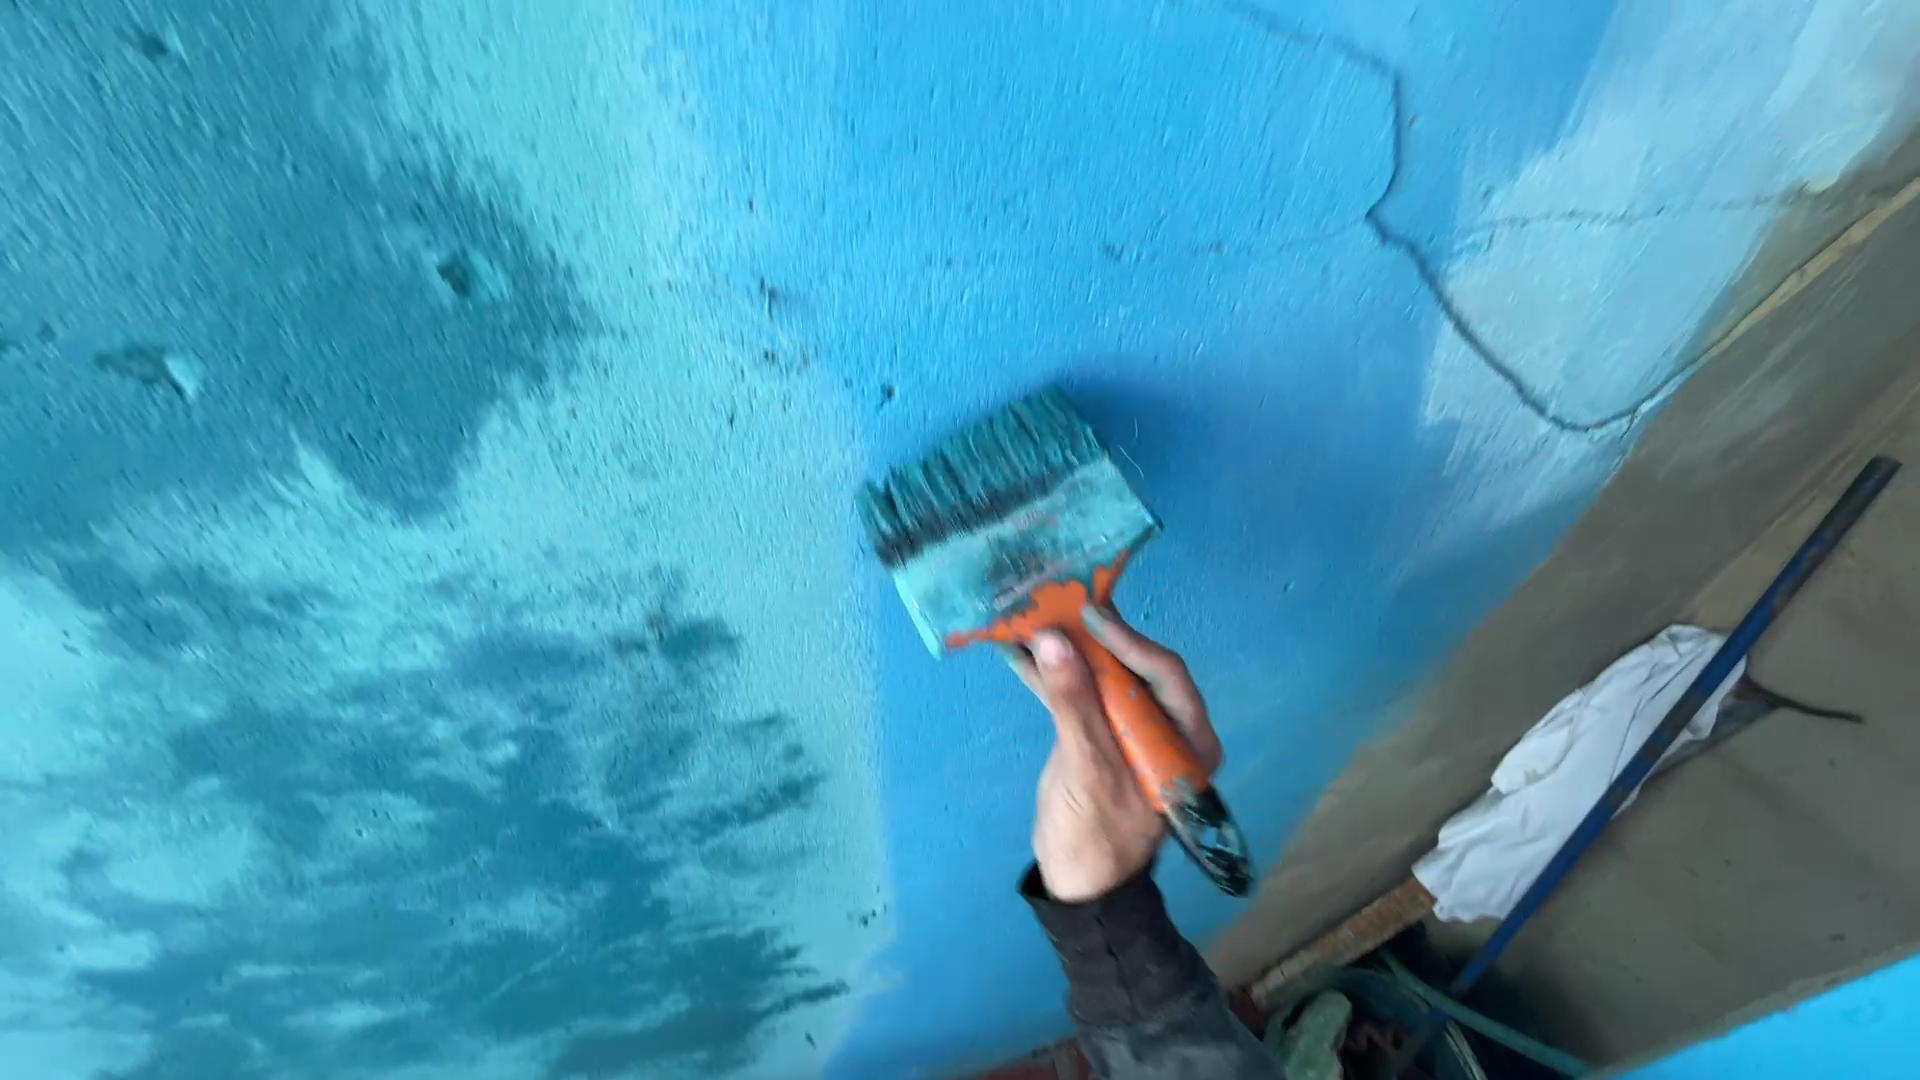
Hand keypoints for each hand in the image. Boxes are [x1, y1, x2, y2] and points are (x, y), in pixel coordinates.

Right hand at [1005, 606, 1222, 902]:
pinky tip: (1019, 652)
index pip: (1165, 672)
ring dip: (1068, 650)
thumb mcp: (1086, 769)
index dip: (1128, 639)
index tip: (1090, 613)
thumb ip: (1073, 703)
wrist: (1075, 885)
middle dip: (1094, 638)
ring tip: (1034, 615)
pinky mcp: (1098, 733)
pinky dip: (1052, 675)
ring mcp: (1129, 728)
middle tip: (1061, 601)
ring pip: (1102, 675)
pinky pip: (1078, 695)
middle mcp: (1164, 726)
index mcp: (1186, 739)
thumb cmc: (1094, 834)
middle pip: (1131, 666)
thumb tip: (1052, 638)